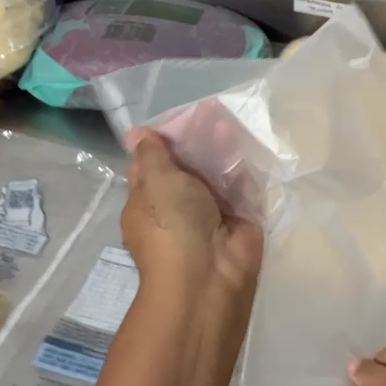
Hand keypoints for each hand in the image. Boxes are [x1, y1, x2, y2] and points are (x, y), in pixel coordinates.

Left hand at [79, 128, 262, 385]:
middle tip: (212, 112)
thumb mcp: (154, 182)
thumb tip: (138, 133)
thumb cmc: (170, 225)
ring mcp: (210, 213)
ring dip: (221, 150)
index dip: (163, 140)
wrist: (208, 273)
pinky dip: (244, 168)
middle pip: (187, 166)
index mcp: (147, 201)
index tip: (180, 116)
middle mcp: (177, 206)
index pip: (152, 164)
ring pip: (216, 174)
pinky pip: (242, 188)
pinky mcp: (240, 219)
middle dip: (197, 141)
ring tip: (230, 121)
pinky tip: (247, 143)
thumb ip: (153, 155)